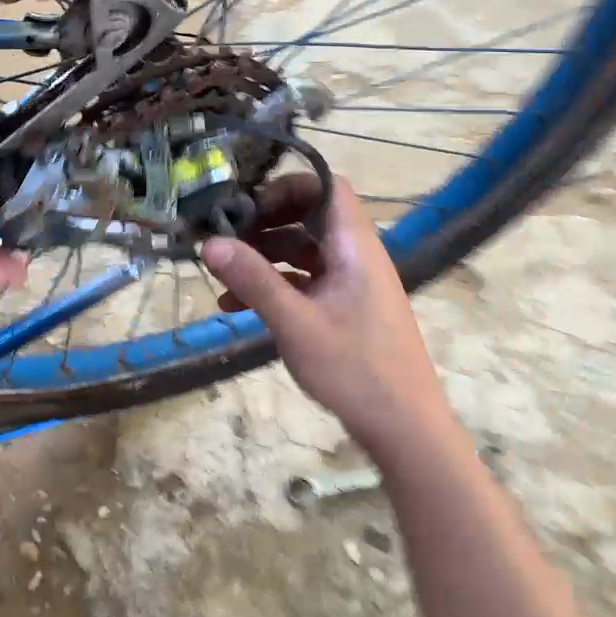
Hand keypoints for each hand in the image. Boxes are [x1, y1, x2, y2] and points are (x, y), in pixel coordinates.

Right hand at [200, 174, 449, 449]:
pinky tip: (236, 309)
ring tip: (222, 277)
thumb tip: (209, 243)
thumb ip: (253, 280)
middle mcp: (356, 257)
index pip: (326, 187)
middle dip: (264, 224)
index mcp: (355, 248)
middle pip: (310, 217)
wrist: (406, 429)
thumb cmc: (355, 370)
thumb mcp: (296, 324)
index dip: (286, 187)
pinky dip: (275, 286)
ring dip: (263, 258)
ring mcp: (353, 284)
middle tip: (225, 238)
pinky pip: (306, 282)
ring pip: (304, 251)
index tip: (247, 206)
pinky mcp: (347, 309)